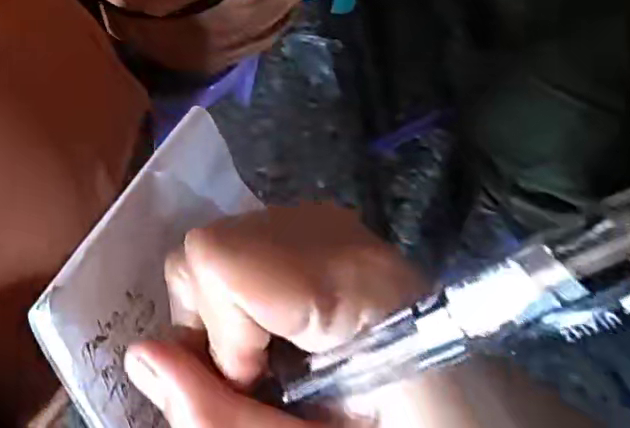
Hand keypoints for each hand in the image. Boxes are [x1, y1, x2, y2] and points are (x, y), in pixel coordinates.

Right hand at [124, 205, 428, 426]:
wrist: (491, 426)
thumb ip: (231, 424)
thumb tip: (139, 356)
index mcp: (355, 282)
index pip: (217, 254)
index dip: (216, 329)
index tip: (261, 387)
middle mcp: (332, 230)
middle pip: (207, 245)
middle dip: (209, 323)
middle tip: (263, 385)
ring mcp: (324, 222)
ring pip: (215, 244)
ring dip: (220, 315)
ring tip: (276, 367)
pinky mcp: (317, 230)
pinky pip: (240, 248)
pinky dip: (238, 300)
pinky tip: (285, 340)